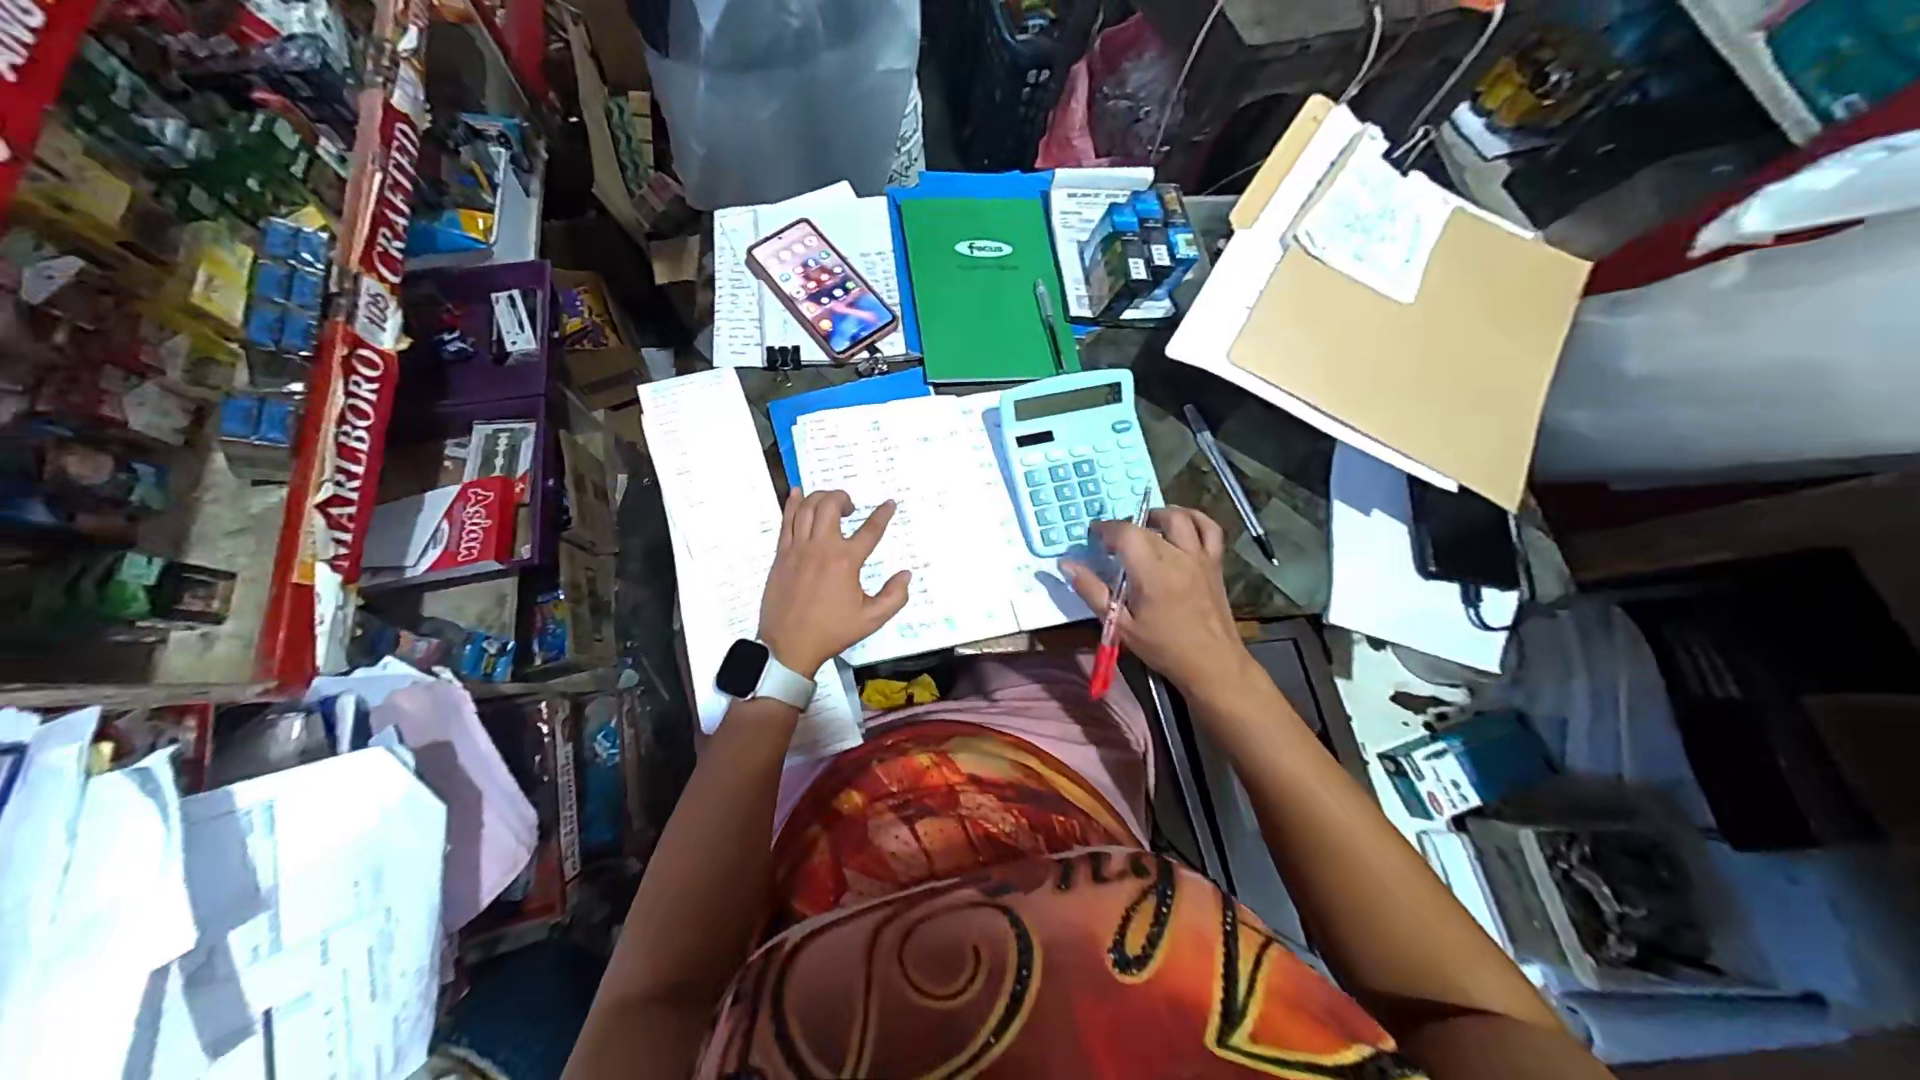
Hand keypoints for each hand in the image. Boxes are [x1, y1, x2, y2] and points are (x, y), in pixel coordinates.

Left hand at [758, 489, 910, 674]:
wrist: (789, 645)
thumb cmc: (831, 632)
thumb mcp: (871, 620)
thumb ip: (894, 597)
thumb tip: (906, 575)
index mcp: (846, 561)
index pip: (870, 529)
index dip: (882, 514)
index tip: (889, 504)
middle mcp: (821, 548)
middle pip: (831, 505)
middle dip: (843, 498)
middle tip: (850, 507)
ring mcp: (797, 548)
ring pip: (807, 507)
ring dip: (821, 497)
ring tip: (830, 502)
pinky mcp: (781, 554)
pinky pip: (787, 519)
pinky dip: (793, 502)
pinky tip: (798, 493)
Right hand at [1064, 505, 1250, 691]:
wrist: (1211, 663)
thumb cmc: (1163, 647)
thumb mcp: (1120, 625)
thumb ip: (1092, 591)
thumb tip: (1067, 565)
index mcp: (1151, 572)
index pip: (1125, 533)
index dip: (1105, 529)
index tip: (1094, 538)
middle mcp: (1177, 556)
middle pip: (1146, 526)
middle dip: (1124, 528)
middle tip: (1111, 544)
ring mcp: (1199, 557)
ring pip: (1179, 518)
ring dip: (1157, 515)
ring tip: (1143, 525)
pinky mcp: (1214, 562)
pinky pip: (1209, 528)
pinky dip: (1194, 517)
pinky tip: (1180, 523)